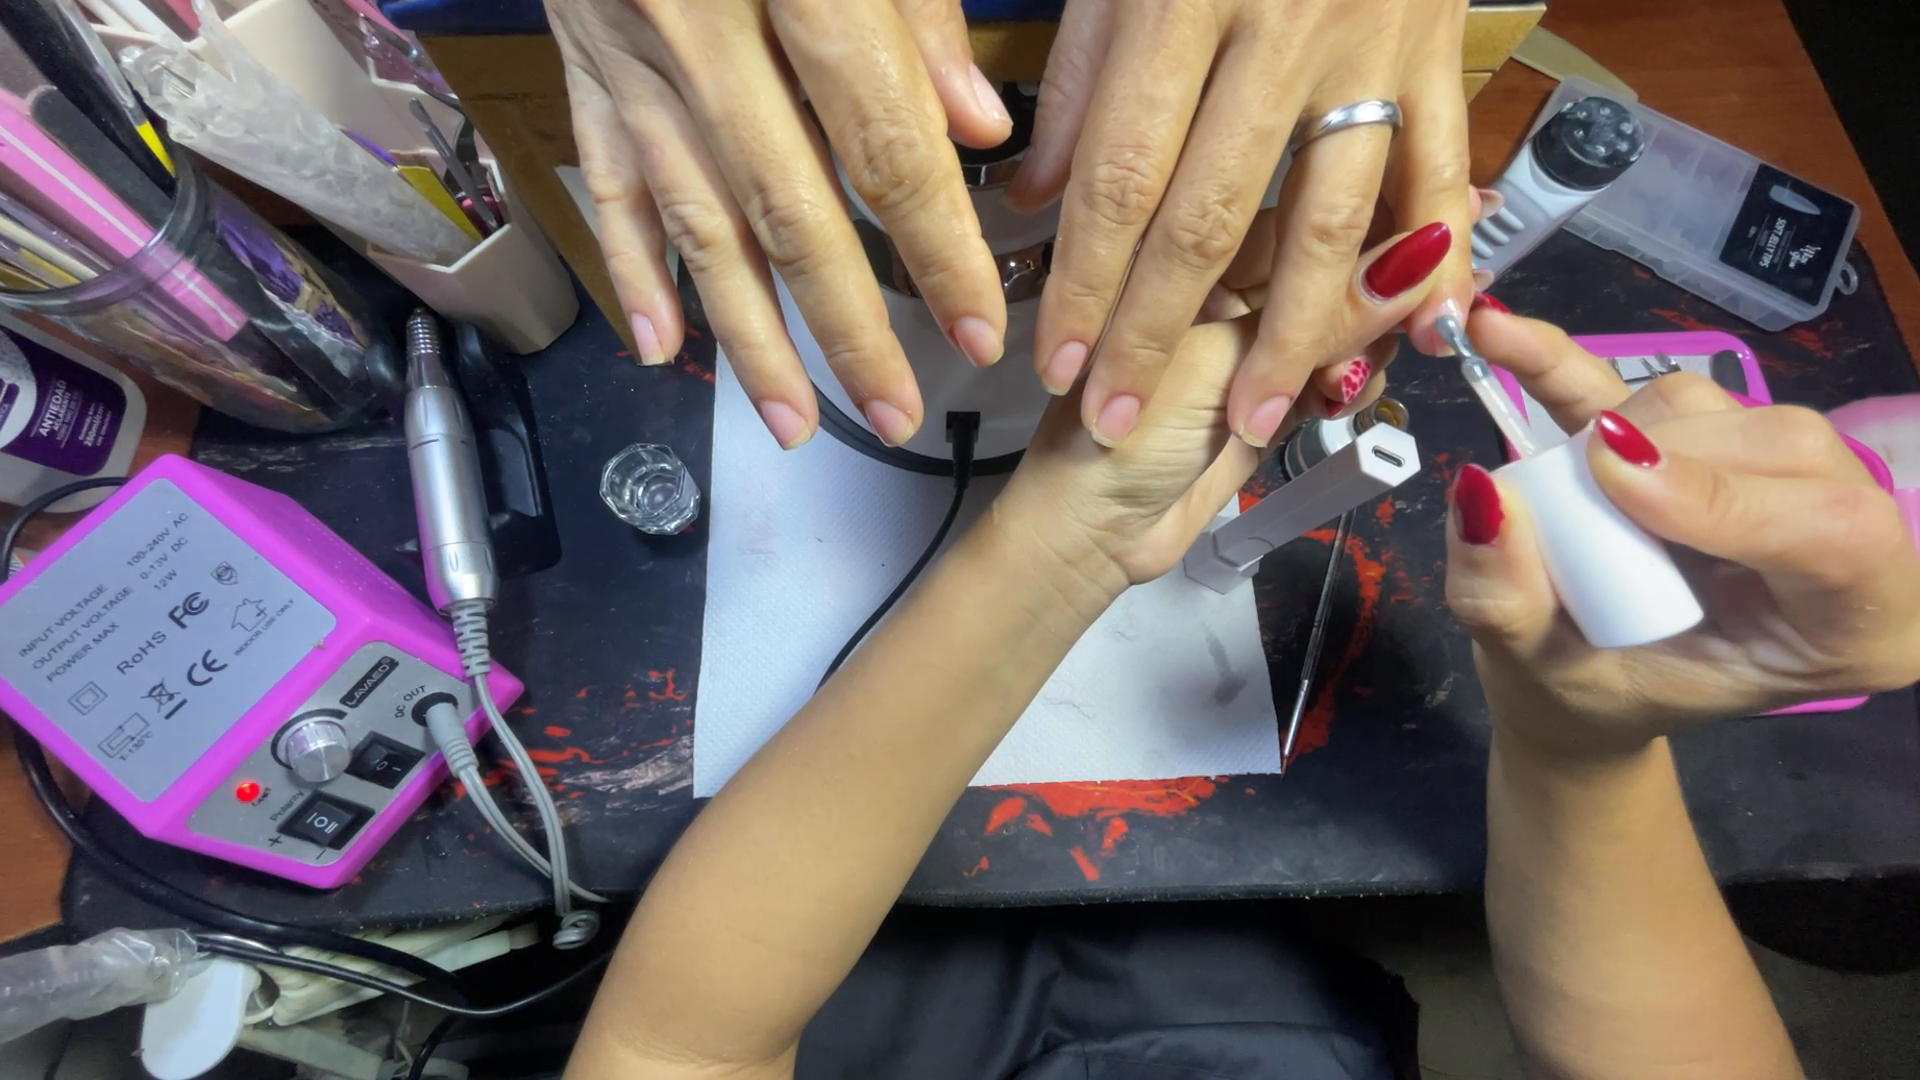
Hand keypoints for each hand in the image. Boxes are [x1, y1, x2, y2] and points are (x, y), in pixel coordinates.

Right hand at [548, 0, 1011, 448]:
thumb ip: (921, 5)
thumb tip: (979, 132)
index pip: (885, 145)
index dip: (938, 251)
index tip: (977, 333)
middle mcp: (698, 30)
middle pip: (793, 214)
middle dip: (850, 332)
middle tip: (895, 415)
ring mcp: (629, 58)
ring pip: (702, 225)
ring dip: (751, 340)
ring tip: (793, 424)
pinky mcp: (581, 68)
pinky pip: (606, 183)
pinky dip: (633, 271)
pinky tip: (662, 348)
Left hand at [993, 226, 1445, 587]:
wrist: (1096, 534)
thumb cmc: (1127, 438)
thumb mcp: (1216, 367)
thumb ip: (1315, 317)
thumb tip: (1421, 254)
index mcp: (1193, 263)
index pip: (1296, 220)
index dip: (1364, 226)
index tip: (1436, 233)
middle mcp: (1225, 297)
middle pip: (1329, 272)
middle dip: (1371, 294)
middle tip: (1410, 316)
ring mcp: (1249, 352)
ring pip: (1337, 327)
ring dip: (1362, 344)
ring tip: (1350, 374)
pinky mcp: (1268, 402)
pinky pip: (1329, 377)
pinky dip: (1348, 383)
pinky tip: (1345, 396)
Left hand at [1007, 0, 1473, 450]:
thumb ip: (1077, 88)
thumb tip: (1039, 202)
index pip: (1118, 181)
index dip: (1085, 285)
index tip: (1059, 366)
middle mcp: (1286, 29)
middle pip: (1207, 223)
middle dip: (1157, 337)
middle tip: (1119, 422)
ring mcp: (1375, 48)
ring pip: (1326, 222)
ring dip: (1289, 339)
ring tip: (1253, 422)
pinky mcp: (1441, 54)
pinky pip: (1440, 173)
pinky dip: (1435, 262)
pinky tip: (1420, 339)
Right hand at [1444, 311, 1919, 757]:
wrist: (1578, 688)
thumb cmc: (1574, 697)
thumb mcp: (1532, 670)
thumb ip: (1505, 599)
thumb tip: (1481, 495)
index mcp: (1842, 628)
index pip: (1835, 530)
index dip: (1719, 491)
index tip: (1600, 471)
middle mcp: (1834, 546)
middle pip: (1782, 450)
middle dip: (1658, 453)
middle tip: (1556, 490)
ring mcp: (1766, 487)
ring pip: (1720, 407)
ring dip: (1617, 424)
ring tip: (1550, 483)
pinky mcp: (1689, 450)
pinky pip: (1638, 384)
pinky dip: (1561, 361)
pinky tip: (1501, 333)